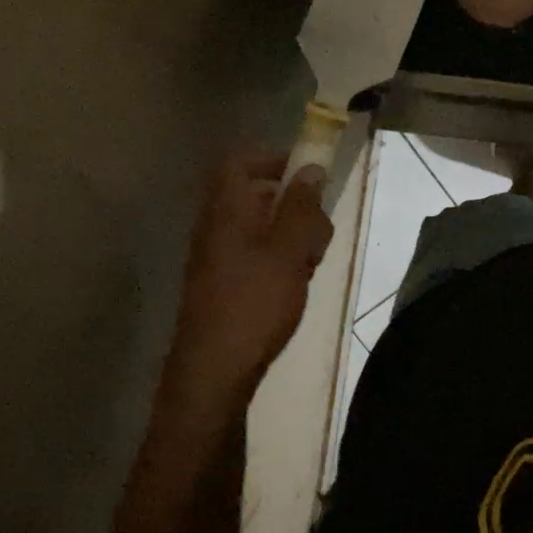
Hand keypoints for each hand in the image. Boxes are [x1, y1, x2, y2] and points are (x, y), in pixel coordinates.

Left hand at [173, 153, 333, 374]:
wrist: (214, 373)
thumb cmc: (254, 302)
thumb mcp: (289, 250)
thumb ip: (302, 206)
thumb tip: (310, 167)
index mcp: (226, 210)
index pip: (239, 162)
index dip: (273, 159)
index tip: (307, 175)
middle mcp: (216, 227)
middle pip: (256, 195)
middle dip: (295, 205)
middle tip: (319, 230)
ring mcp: (217, 257)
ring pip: (261, 227)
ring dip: (292, 235)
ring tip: (312, 262)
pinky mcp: (223, 284)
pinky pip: (255, 254)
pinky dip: (280, 260)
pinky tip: (297, 284)